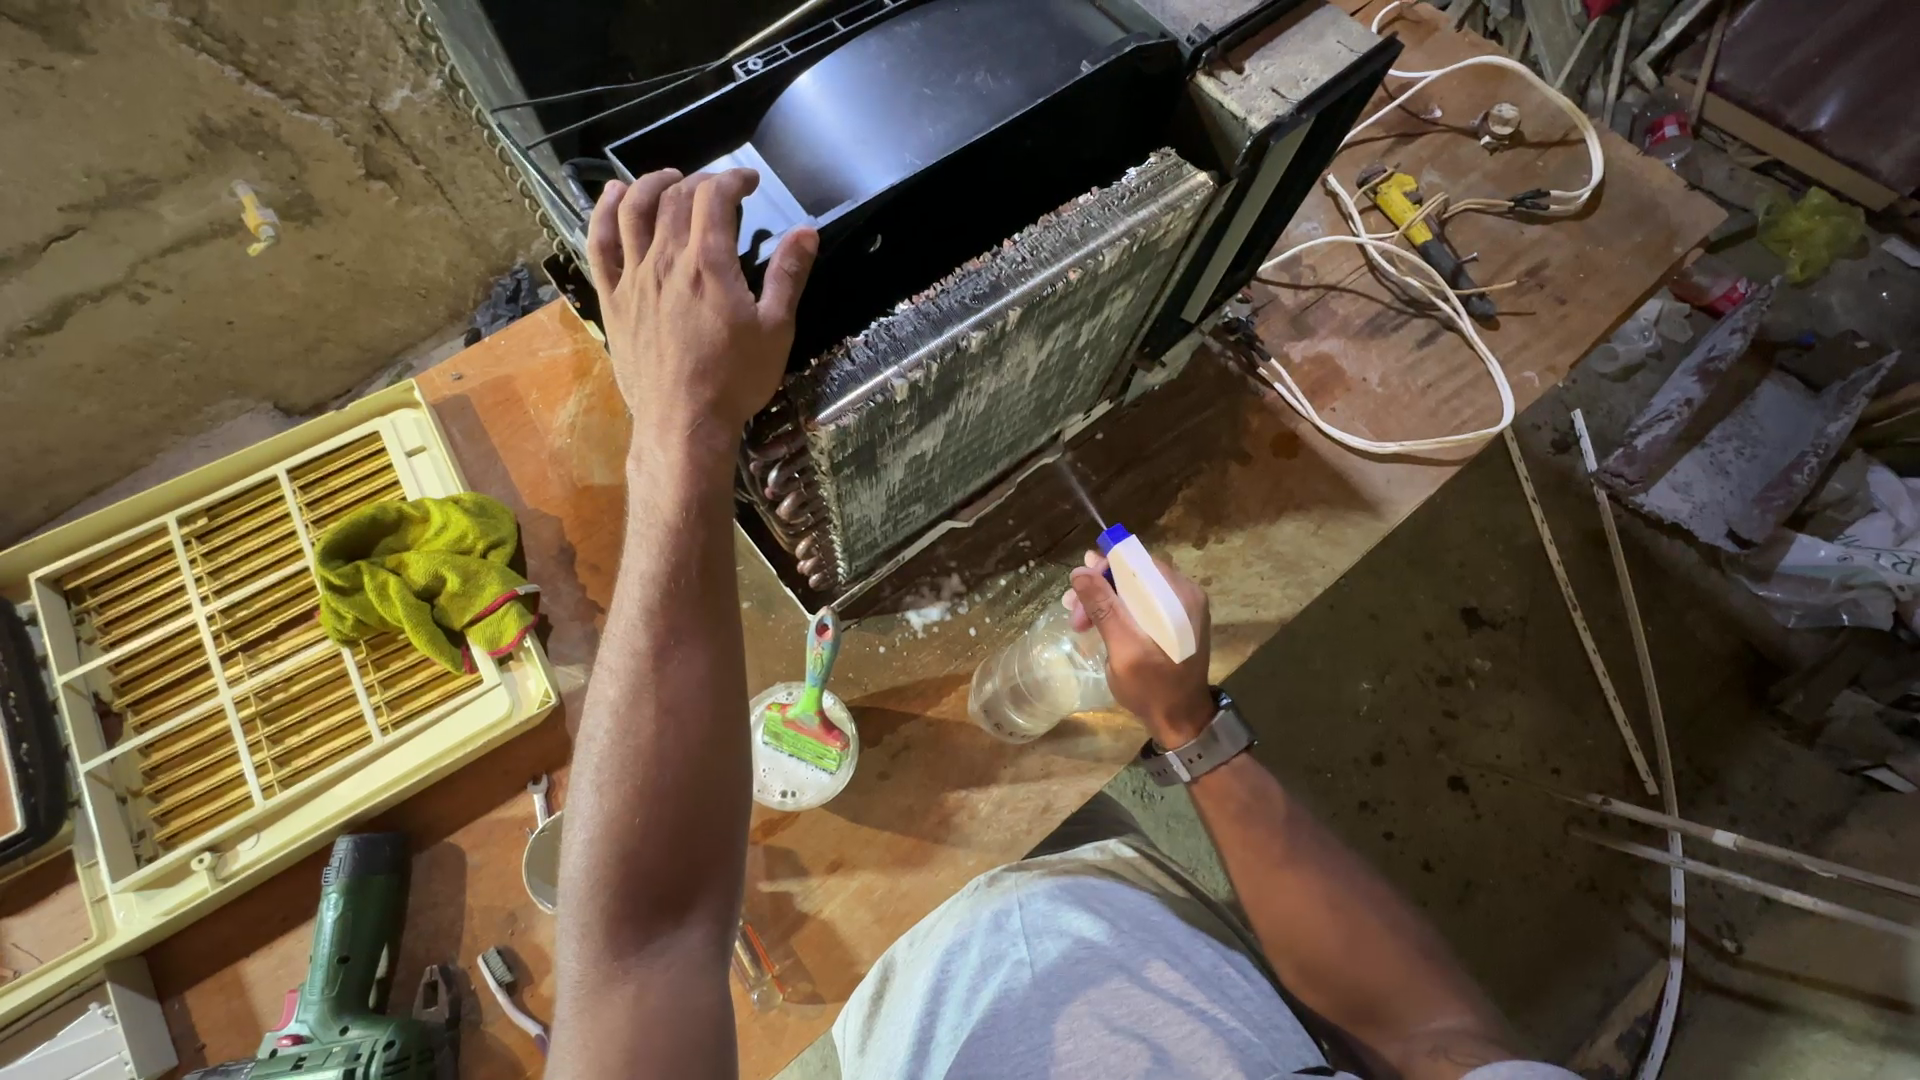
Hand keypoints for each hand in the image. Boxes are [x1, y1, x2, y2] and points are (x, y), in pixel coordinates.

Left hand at [585, 168, 818, 457]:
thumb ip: (788, 277)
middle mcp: (666, 261)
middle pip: (674, 199)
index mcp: (709, 265)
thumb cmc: (735, 380)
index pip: (715, 198)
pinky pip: (600, 244)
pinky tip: (614, 197)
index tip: (749, 180)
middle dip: (699, 182)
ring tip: (668, 178)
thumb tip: (807, 233)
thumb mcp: (774, 331)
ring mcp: (634, 279)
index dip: (732, 179)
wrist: (684, 423)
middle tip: (718, 188)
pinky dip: (606, 212)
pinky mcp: (614, 300)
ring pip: (634, 211)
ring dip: (651, 184)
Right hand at [1066, 551, 1213, 747]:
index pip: (1136, 560)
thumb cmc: (1152, 688)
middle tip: (1074, 612)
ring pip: (1133, 588)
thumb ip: (1104, 608)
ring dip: (1103, 599)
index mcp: (1178, 596)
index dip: (1103, 567)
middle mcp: (1184, 594)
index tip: (1078, 588)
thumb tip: (1080, 571)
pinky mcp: (1174, 621)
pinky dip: (1118, 610)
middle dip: (1099, 587)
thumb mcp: (1123, 648)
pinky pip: (1141, 603)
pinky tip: (1099, 625)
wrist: (1181, 721)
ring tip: (1079, 621)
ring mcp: (1181, 608)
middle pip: (1133, 573)